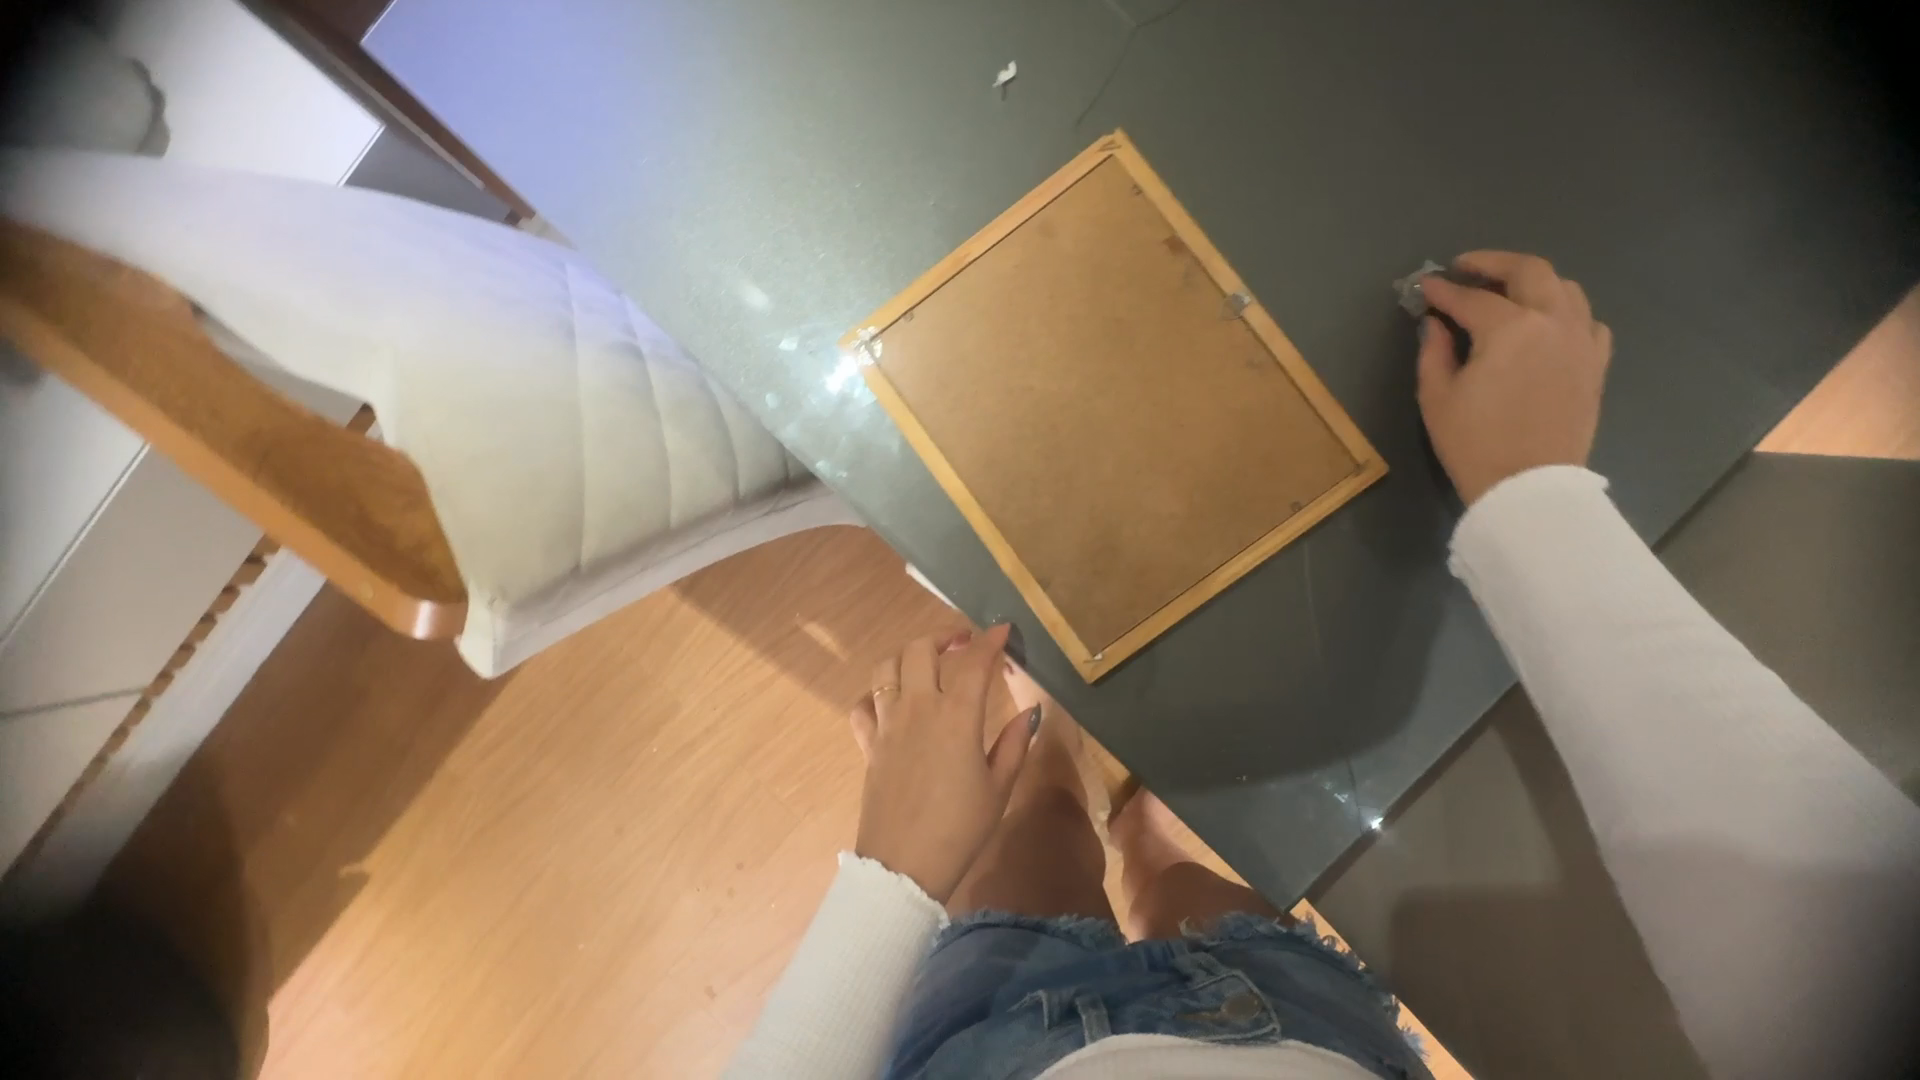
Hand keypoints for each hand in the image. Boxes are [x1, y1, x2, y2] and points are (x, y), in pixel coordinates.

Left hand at [848, 625, 1039, 903]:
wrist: (904, 867)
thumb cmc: (960, 829)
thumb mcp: (999, 788)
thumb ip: (1014, 744)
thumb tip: (1029, 713)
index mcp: (956, 716)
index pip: (974, 662)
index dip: (991, 641)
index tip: (1003, 630)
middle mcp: (917, 708)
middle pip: (921, 650)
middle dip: (944, 637)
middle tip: (964, 644)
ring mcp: (887, 724)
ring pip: (886, 667)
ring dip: (907, 656)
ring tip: (926, 663)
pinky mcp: (868, 744)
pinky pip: (863, 706)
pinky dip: (875, 695)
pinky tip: (890, 703)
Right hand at [1417, 251, 1612, 504]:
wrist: (1527, 484)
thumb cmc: (1472, 442)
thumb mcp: (1436, 396)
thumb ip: (1434, 350)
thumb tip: (1437, 324)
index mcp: (1510, 328)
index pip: (1471, 297)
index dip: (1443, 291)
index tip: (1424, 288)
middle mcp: (1553, 321)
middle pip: (1529, 271)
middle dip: (1494, 263)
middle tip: (1466, 268)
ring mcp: (1582, 339)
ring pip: (1564, 287)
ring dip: (1531, 280)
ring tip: (1506, 290)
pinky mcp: (1596, 361)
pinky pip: (1587, 319)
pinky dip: (1563, 311)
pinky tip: (1545, 324)